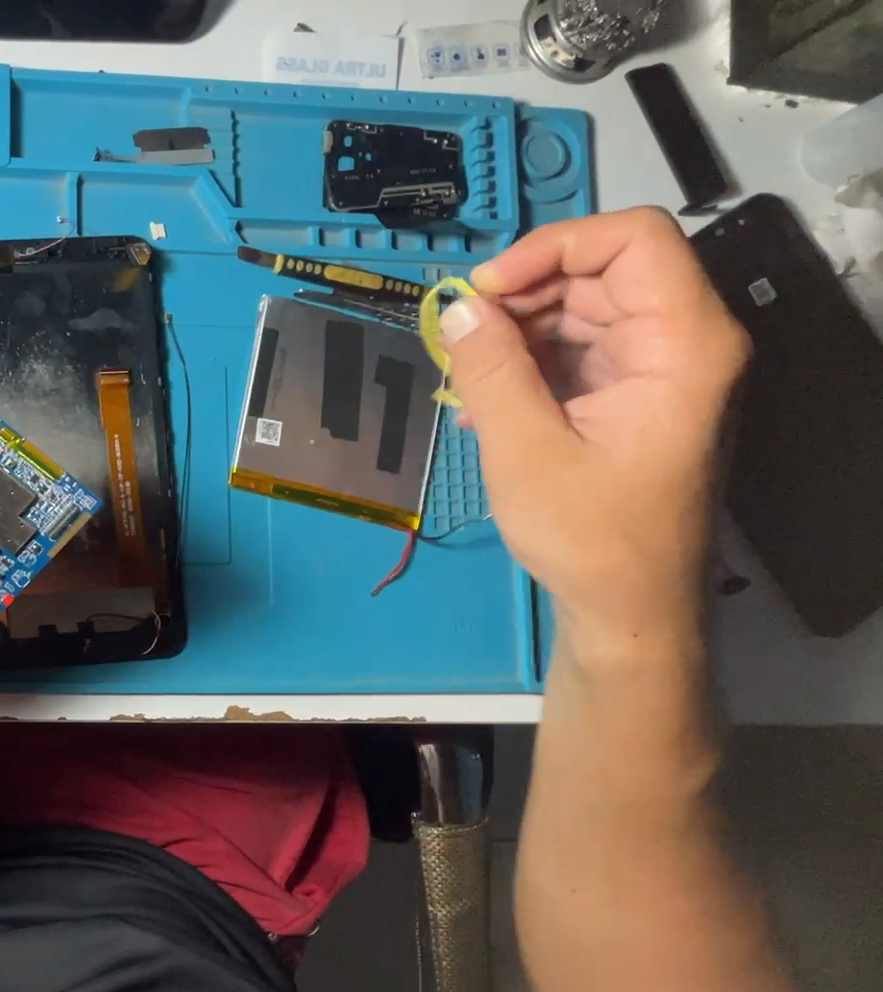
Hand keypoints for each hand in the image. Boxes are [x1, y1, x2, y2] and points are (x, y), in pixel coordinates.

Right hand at [441, 207, 746, 646]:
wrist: (624, 601)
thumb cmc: (586, 532)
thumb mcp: (525, 449)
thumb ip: (491, 371)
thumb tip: (458, 307)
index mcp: (681, 344)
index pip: (632, 241)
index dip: (552, 248)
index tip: (483, 291)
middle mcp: (678, 343)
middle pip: (600, 273)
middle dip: (520, 296)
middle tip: (459, 340)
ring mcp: (652, 369)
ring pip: (578, 310)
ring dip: (512, 334)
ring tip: (464, 378)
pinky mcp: (624, 394)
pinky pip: (570, 351)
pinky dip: (520, 364)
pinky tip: (481, 402)